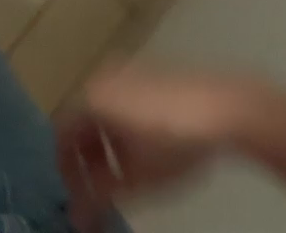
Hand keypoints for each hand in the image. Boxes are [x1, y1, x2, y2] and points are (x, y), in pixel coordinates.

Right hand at [56, 64, 285, 230]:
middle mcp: (101, 77)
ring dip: (106, 146)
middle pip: (81, 122)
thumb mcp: (136, 179)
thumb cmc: (173, 142)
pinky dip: (123, 127)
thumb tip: (78, 216)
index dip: (68, 171)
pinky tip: (145, 149)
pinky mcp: (147, 71)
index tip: (80, 198)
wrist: (224, 106)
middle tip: (102, 191)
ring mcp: (125, 70)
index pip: (62, 136)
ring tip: (126, 175)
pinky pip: (121, 101)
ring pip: (103, 112)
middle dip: (88, 160)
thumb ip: (99, 197)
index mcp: (91, 97)